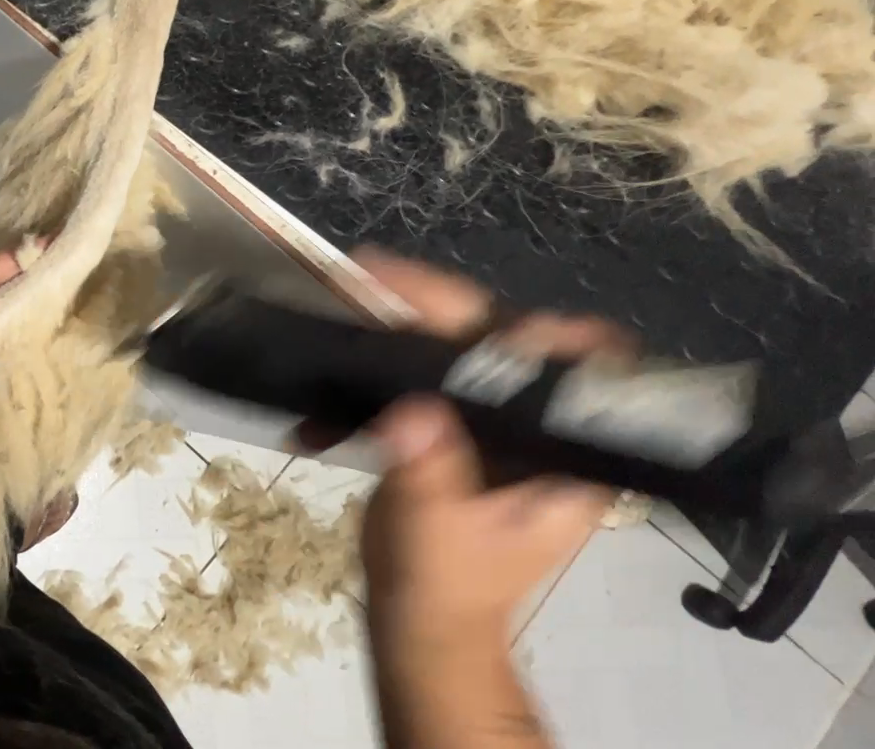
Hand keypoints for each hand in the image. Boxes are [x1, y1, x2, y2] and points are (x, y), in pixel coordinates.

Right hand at [354, 250, 622, 644]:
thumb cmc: (445, 585)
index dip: (548, 339)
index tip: (491, 318)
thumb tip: (409, 411)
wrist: (415, 616)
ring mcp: (482, 428)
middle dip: (438, 314)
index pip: (577, 379)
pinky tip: (317, 410)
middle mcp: (530, 432)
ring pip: (443, 357)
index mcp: (560, 459)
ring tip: (343, 306)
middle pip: (497, 350)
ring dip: (387, 338)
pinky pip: (405, 383)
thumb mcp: (436, 533)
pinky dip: (362, 384)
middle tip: (379, 278)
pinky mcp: (439, 430)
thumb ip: (427, 473)